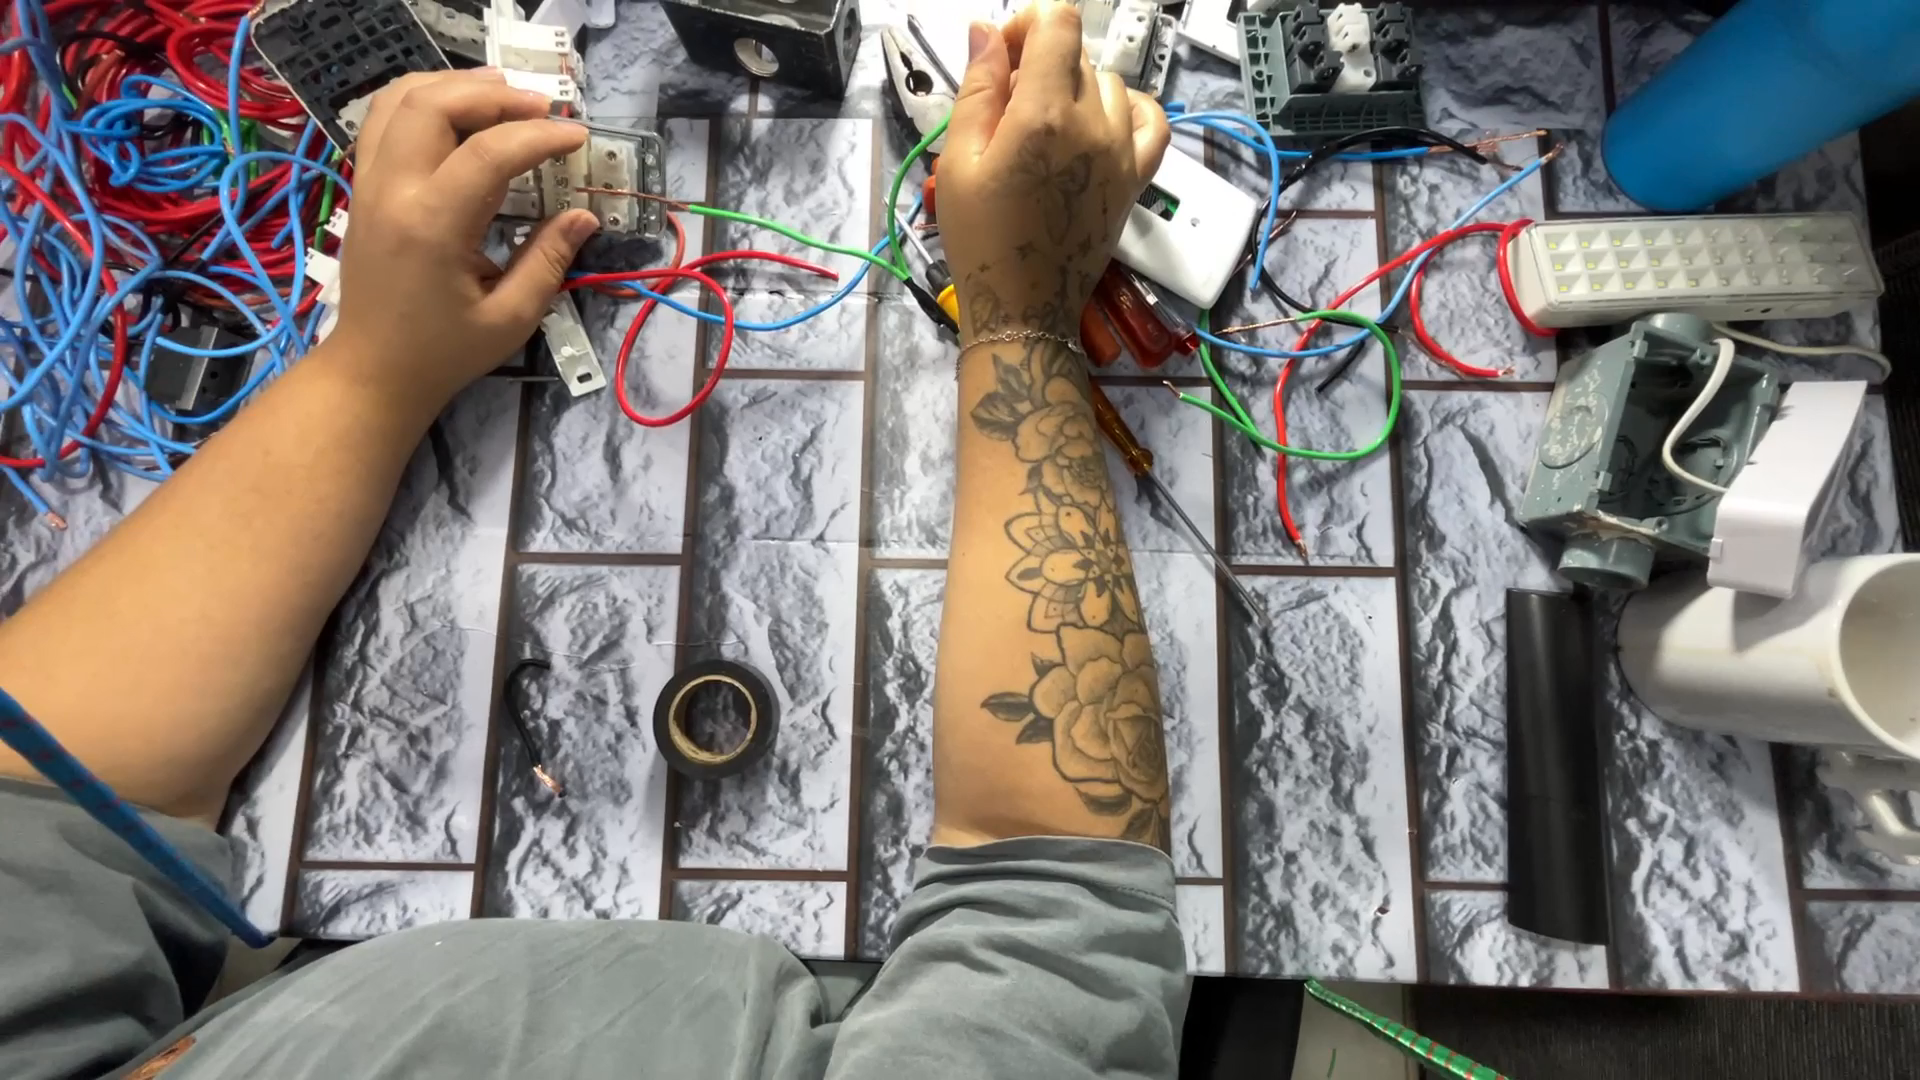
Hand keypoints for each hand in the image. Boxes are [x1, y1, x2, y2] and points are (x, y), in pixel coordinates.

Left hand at [324, 70, 599, 401]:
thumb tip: (585, 217)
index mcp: (434, 224)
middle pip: (433, 106)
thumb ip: (548, 261)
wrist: (377, 367)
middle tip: (542, 105)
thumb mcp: (512, 316)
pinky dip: (422, 101)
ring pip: (399, 100)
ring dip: (453, 86)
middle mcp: (393, 189)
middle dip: (493, 96)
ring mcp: (370, 182)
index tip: (577, 135)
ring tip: (503, 93)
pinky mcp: (366, 187)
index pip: (488, 154)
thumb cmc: (448, 350)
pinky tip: (458, 109)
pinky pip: (385, 120)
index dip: (538, 137)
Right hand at [938, 3, 1170, 343]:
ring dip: (1077, 92)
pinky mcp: (1135, 179)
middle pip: (1078, 56)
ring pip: (1109, 85)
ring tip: (1048, 131)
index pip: (1058, 21)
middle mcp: (1093, 124)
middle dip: (1042, 67)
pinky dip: (1130, 110)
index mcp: (1044, 114)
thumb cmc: (980, 242)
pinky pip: (1152, 121)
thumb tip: (988, 31)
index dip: (1028, 25)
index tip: (1004, 58)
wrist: (1022, 307)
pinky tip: (1102, 124)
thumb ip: (977, 88)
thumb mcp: (959, 163)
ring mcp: (1122, 153)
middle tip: (1010, 113)